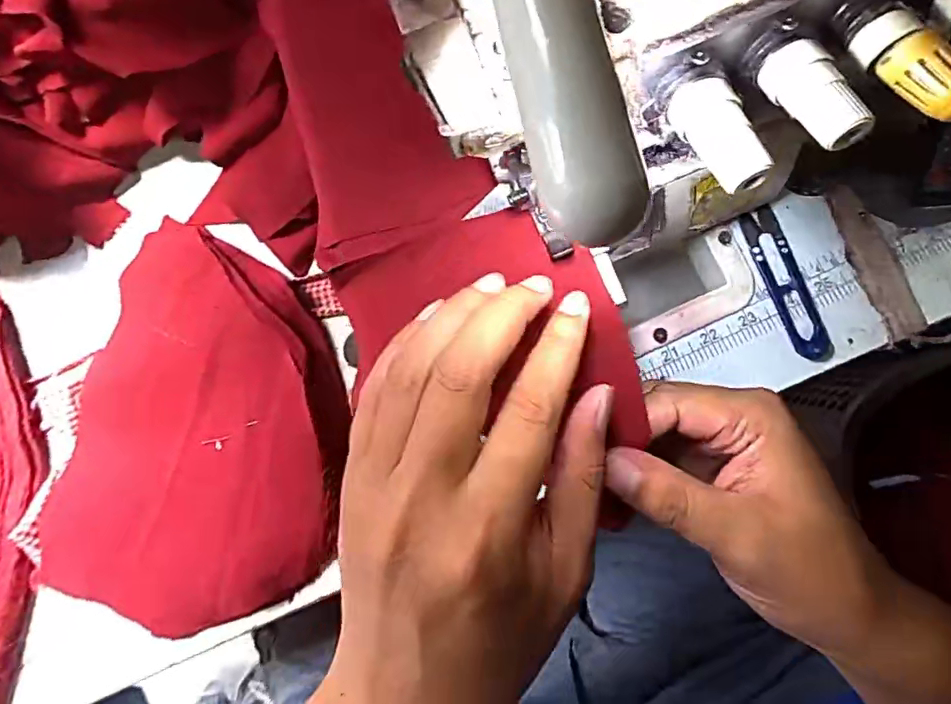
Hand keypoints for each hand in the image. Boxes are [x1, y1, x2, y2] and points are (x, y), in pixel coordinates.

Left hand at [313, 273, 613, 703]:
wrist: (399, 691)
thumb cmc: (493, 640)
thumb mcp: (564, 574)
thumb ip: (583, 477)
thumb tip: (596, 395)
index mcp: (485, 528)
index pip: (527, 409)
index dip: (557, 347)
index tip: (574, 310)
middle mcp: (422, 494)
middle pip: (461, 374)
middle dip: (503, 316)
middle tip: (534, 288)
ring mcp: (376, 478)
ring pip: (412, 368)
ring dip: (455, 314)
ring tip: (491, 287)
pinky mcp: (354, 470)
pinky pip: (376, 386)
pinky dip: (408, 340)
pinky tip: (437, 315)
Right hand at [605, 383, 950, 703]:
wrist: (850, 615)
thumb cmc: (808, 571)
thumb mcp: (736, 534)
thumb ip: (669, 494)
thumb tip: (605, 459)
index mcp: (748, 412)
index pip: (668, 400)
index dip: (621, 420)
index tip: (574, 443)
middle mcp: (733, 413)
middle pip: (659, 411)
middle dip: (617, 436)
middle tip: (568, 459)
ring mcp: (723, 438)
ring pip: (657, 433)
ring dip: (623, 455)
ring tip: (579, 473)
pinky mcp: (714, 465)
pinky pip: (665, 458)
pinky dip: (639, 474)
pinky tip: (608, 490)